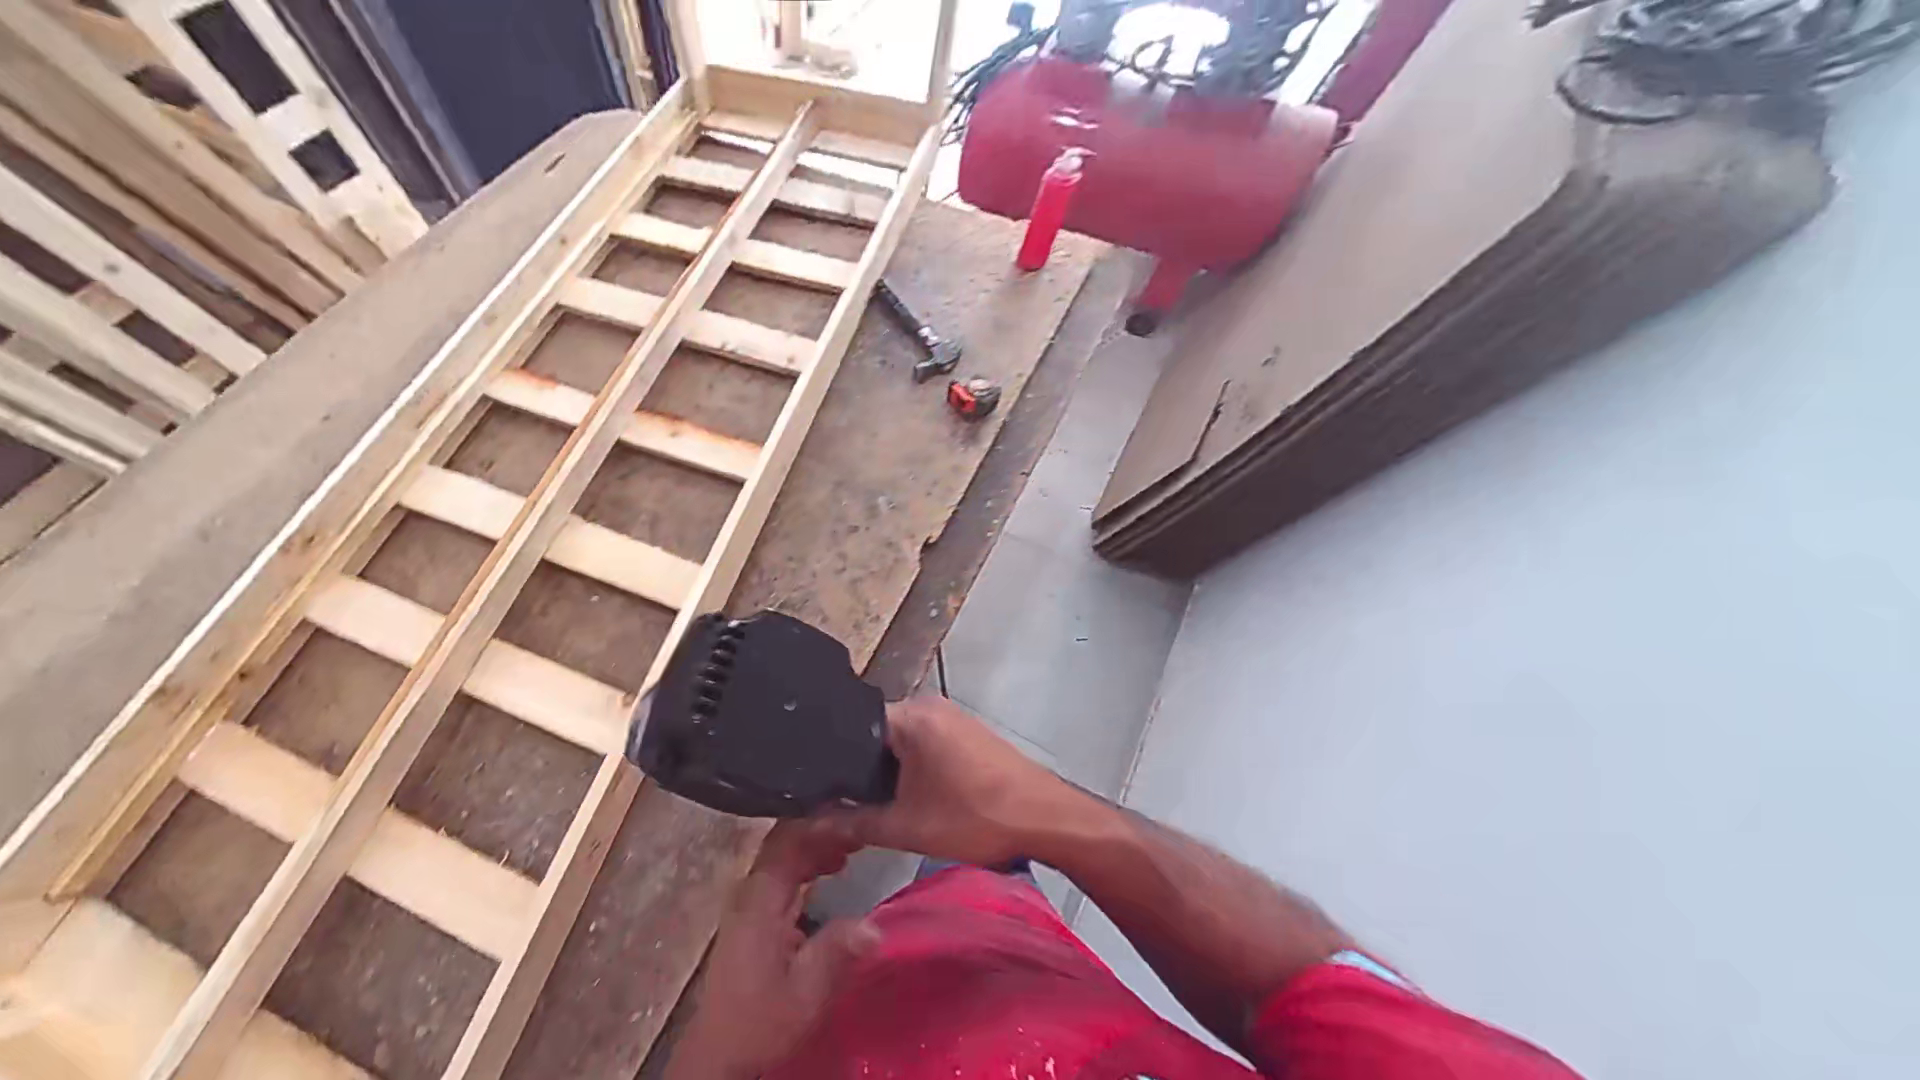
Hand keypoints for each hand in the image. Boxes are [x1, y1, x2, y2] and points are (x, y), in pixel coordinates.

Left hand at [665, 820, 879, 1079]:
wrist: (721, 1058)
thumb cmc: (761, 1024)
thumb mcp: (805, 994)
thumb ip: (836, 952)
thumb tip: (876, 924)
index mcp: (759, 900)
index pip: (787, 840)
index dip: (821, 823)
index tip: (856, 818)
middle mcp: (751, 892)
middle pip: (785, 840)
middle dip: (823, 827)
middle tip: (862, 823)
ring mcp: (750, 903)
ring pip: (784, 854)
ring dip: (818, 843)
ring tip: (855, 841)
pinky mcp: (755, 916)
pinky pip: (784, 872)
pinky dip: (810, 862)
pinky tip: (835, 867)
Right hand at [828, 696, 1087, 865]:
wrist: (1044, 818)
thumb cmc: (974, 817)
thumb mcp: (907, 826)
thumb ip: (854, 823)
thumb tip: (813, 822)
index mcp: (911, 716)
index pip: (851, 725)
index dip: (832, 759)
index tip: (817, 789)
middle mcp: (929, 705)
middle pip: (875, 733)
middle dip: (859, 769)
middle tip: (838, 804)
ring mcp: (952, 717)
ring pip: (901, 740)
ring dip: (887, 771)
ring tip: (869, 806)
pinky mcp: (967, 732)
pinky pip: (925, 743)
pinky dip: (911, 767)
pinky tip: (907, 797)